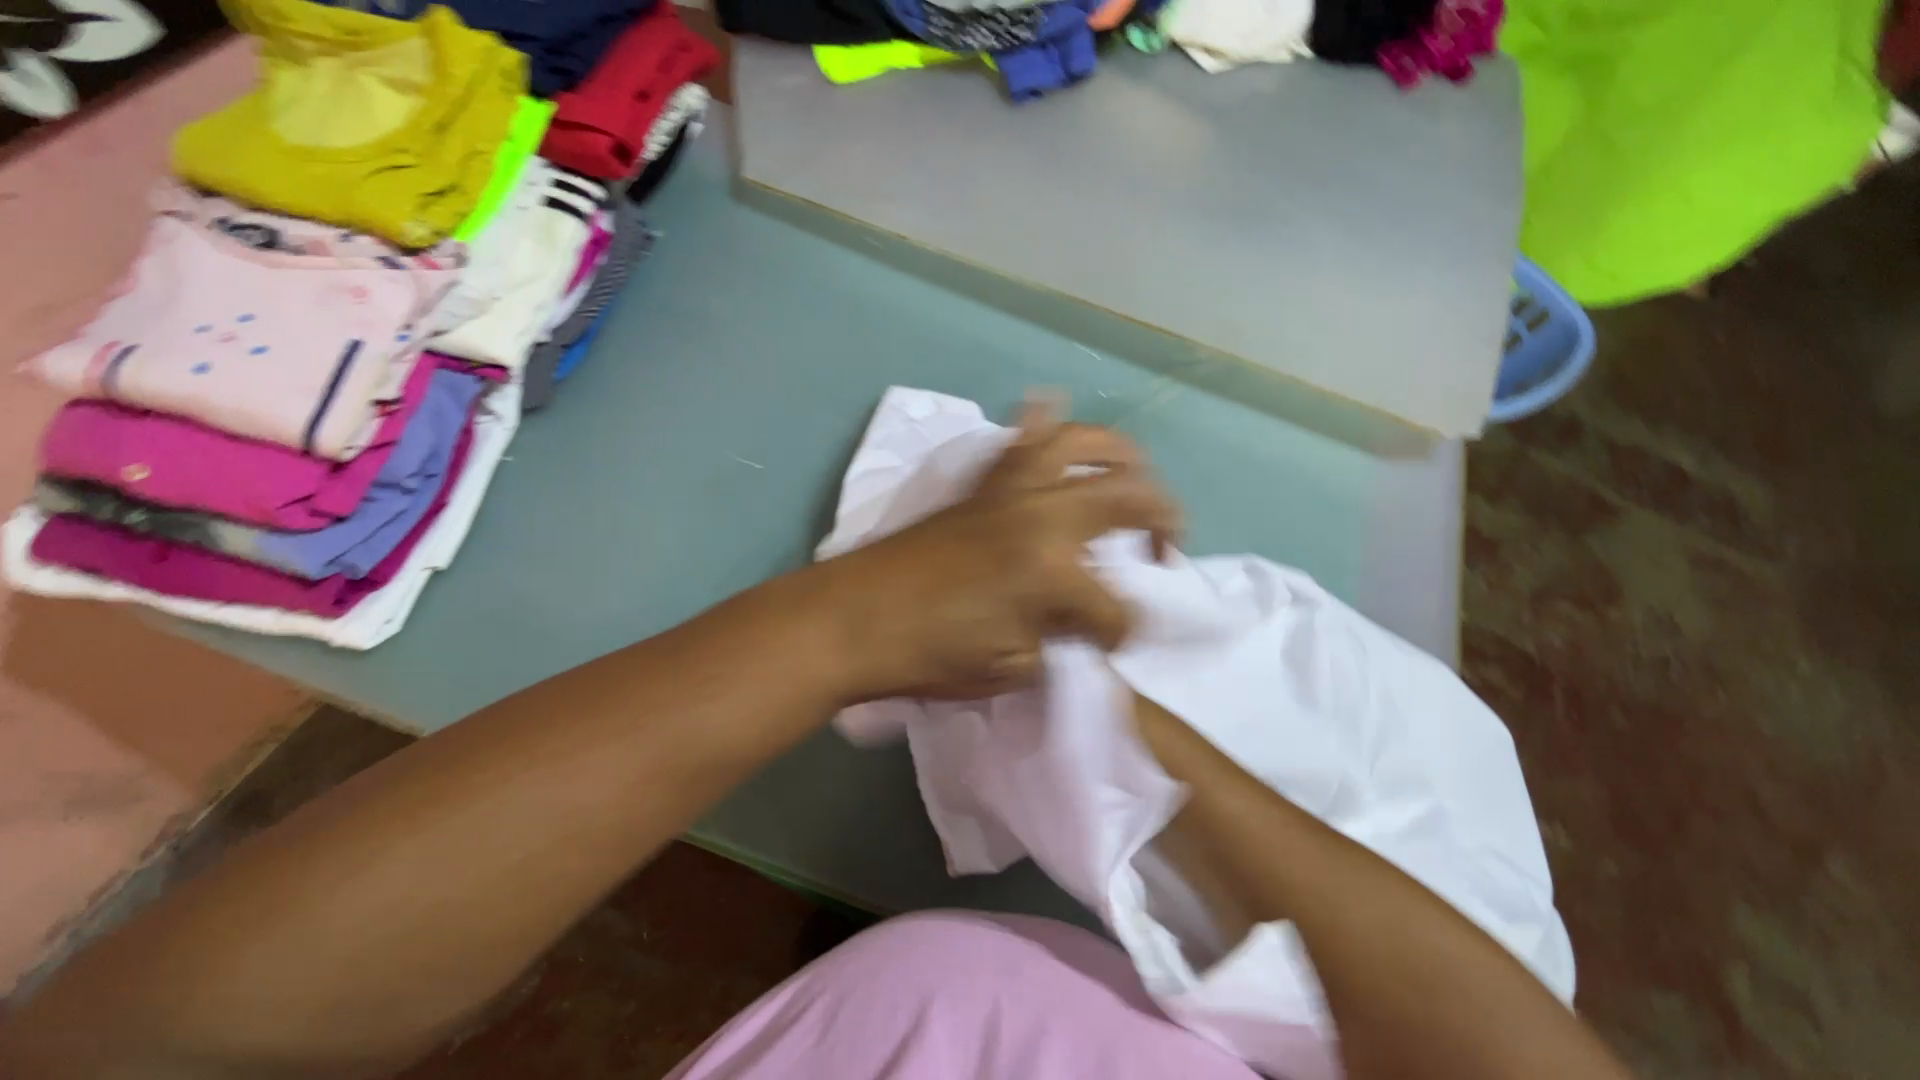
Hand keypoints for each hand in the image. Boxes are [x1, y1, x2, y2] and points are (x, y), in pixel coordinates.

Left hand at [819, 399, 1180, 702]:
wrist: (851, 620)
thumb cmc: (929, 655)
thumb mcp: (1010, 669)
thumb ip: (1059, 641)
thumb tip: (1082, 624)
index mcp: (1054, 574)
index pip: (1116, 607)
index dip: (1121, 632)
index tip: (1110, 644)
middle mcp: (1043, 516)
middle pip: (1130, 497)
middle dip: (1163, 522)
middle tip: (1163, 548)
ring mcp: (1011, 491)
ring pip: (1083, 441)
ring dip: (1120, 455)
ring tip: (1131, 478)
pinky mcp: (982, 484)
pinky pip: (1021, 440)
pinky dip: (1045, 426)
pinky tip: (1054, 419)